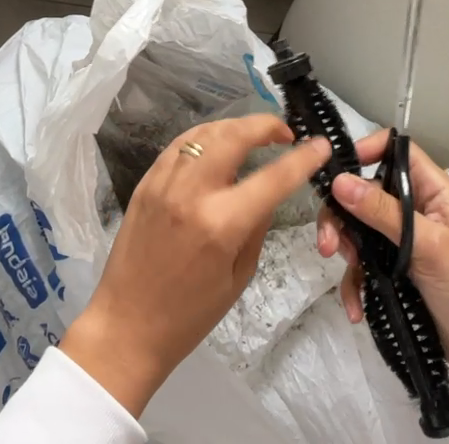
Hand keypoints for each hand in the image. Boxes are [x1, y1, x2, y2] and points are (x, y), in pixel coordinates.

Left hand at [61, 115, 331, 417]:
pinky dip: (203, 137)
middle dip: (264, 125)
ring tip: (254, 135)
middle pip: (232, 136)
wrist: (127, 324)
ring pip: (203, 133)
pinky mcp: (145, 182)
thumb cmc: (190, 314)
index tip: (320, 145)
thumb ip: (257, 226)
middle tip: (284, 133)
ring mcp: (163, 182)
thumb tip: (270, 191)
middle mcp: (191, 193)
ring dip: (234, 127)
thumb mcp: (239, 276)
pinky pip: (178, 145)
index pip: (272, 178)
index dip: (302, 158)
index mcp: (220, 224)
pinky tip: (217, 144)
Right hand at [318, 131, 448, 393]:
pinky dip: (356, 283)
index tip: (336, 174)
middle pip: (366, 193)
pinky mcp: (397, 273)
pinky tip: (356, 306)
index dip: (366, 152)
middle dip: (342, 215)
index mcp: (433, 192)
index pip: (395, 151)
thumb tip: (338, 180)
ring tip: (345, 273)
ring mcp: (404, 242)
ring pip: (359, 230)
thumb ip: (382, 212)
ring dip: (345, 250)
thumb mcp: (428, 245)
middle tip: (328, 244)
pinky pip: (365, 266)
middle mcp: (416, 210)